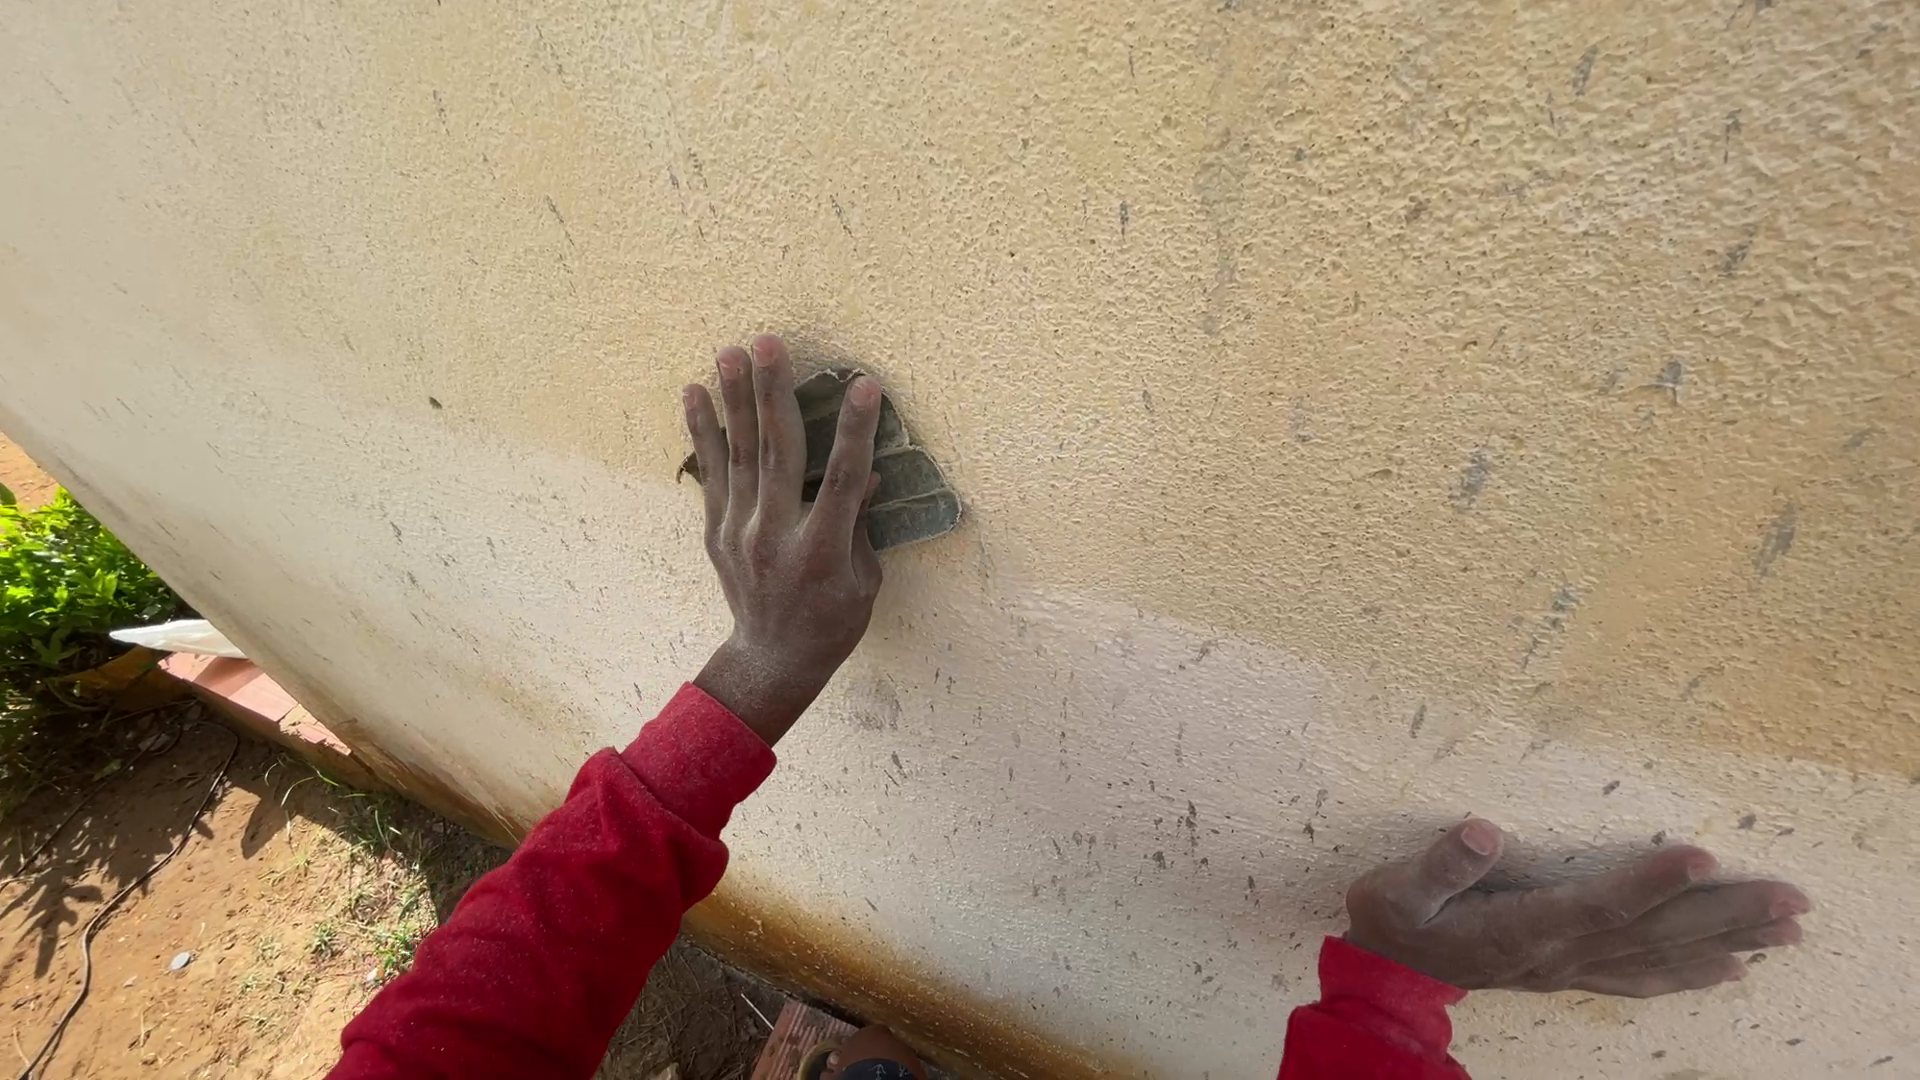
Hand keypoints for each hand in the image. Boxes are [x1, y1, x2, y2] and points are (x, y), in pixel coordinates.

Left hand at [682, 334, 884, 745]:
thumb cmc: (833, 622)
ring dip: (736, 400)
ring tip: (730, 352)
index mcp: (822, 553)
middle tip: (771, 344)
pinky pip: (711, 473)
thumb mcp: (864, 580)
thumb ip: (861, 525)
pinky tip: (695, 393)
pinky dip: (703, 432)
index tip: (865, 386)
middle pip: (778, 455)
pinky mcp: (717, 532)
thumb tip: (870, 476)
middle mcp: (776, 536)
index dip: (855, 431)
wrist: (774, 658)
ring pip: (739, 456)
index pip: (843, 481)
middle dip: (775, 395)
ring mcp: (740, 533)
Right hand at [1343, 819, 1810, 996]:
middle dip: (1720, 916)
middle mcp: (1555, 955)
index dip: (1651, 883)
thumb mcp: (1397, 888)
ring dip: (1723, 943)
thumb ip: (1440, 864)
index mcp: (1518, 930)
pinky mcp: (1561, 974)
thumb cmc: (1390, 919)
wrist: (1385, 968)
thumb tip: (1484, 830)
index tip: (1703, 856)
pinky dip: (1689, 975)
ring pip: (1656, 960)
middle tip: (1789, 898)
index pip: (1599, 906)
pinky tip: (1727, 969)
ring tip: (1784, 929)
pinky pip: (1638, 979)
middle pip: (1648, 936)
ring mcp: (1563, 970)